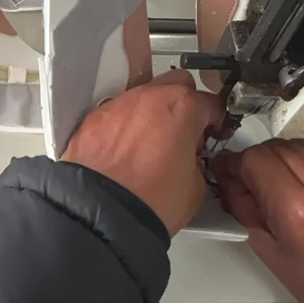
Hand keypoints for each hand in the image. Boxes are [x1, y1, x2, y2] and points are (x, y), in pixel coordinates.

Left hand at [64, 70, 223, 235]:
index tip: (211, 133)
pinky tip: (121, 152)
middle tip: (182, 131)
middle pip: (174, 85)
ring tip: (148, 144)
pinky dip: (120, 128)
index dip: (214, 121)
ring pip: (140, 97)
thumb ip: (195, 161)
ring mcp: (115, 107)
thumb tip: (188, 161)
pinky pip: (113, 117)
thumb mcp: (195, 186)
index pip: (209, 103)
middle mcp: (147, 98)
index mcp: (181, 107)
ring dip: (148, 114)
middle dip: (182, 104)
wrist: (103, 216)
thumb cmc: (148, 201)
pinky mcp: (90, 122)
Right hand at [212, 138, 303, 302]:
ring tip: (292, 180)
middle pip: (281, 147)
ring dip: (292, 158)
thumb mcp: (267, 248)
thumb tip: (230, 177)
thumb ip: (244, 206)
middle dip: (262, 160)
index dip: (238, 163)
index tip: (232, 170)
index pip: (255, 159)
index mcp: (294, 207)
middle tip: (260, 178)